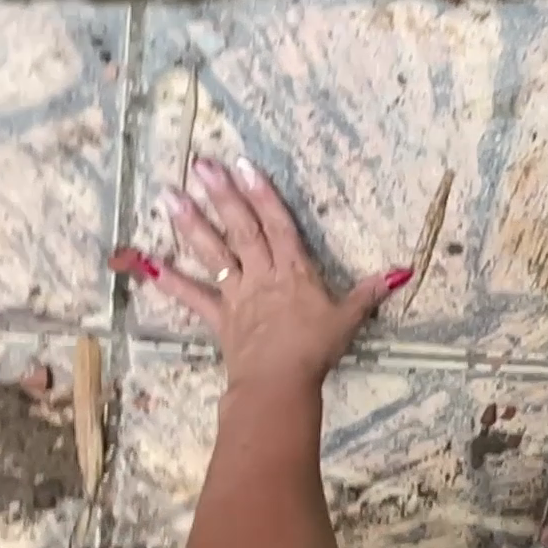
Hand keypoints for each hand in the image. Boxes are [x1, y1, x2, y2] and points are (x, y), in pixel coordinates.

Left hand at [127, 157, 413, 388]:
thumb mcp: (350, 317)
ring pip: (212, 253)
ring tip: (168, 195)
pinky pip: (192, 297)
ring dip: (190, 224)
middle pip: (242, 229)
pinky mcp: (219, 317)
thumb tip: (402, 271)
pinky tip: (145, 262)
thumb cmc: (316, 348)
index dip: (263, 194)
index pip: (278, 225)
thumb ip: (370, 292)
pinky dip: (169, 281)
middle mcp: (262, 274)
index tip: (245, 166)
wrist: (278, 382)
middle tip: (202, 165)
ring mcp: (236, 294)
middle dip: (223, 195)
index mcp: (295, 271)